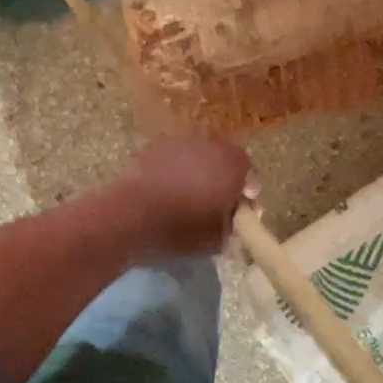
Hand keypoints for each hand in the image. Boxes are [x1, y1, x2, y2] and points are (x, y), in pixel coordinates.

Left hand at [111, 136, 252, 255]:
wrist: (132, 214)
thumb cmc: (181, 229)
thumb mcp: (214, 241)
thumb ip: (230, 230)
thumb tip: (231, 228)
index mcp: (234, 165)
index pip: (250, 175)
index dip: (246, 194)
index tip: (240, 211)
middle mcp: (211, 145)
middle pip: (223, 160)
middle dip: (222, 179)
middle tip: (215, 203)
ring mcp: (180, 142)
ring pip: (197, 156)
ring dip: (197, 172)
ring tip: (188, 196)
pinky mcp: (153, 147)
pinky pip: (173, 158)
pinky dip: (174, 171)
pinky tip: (166, 190)